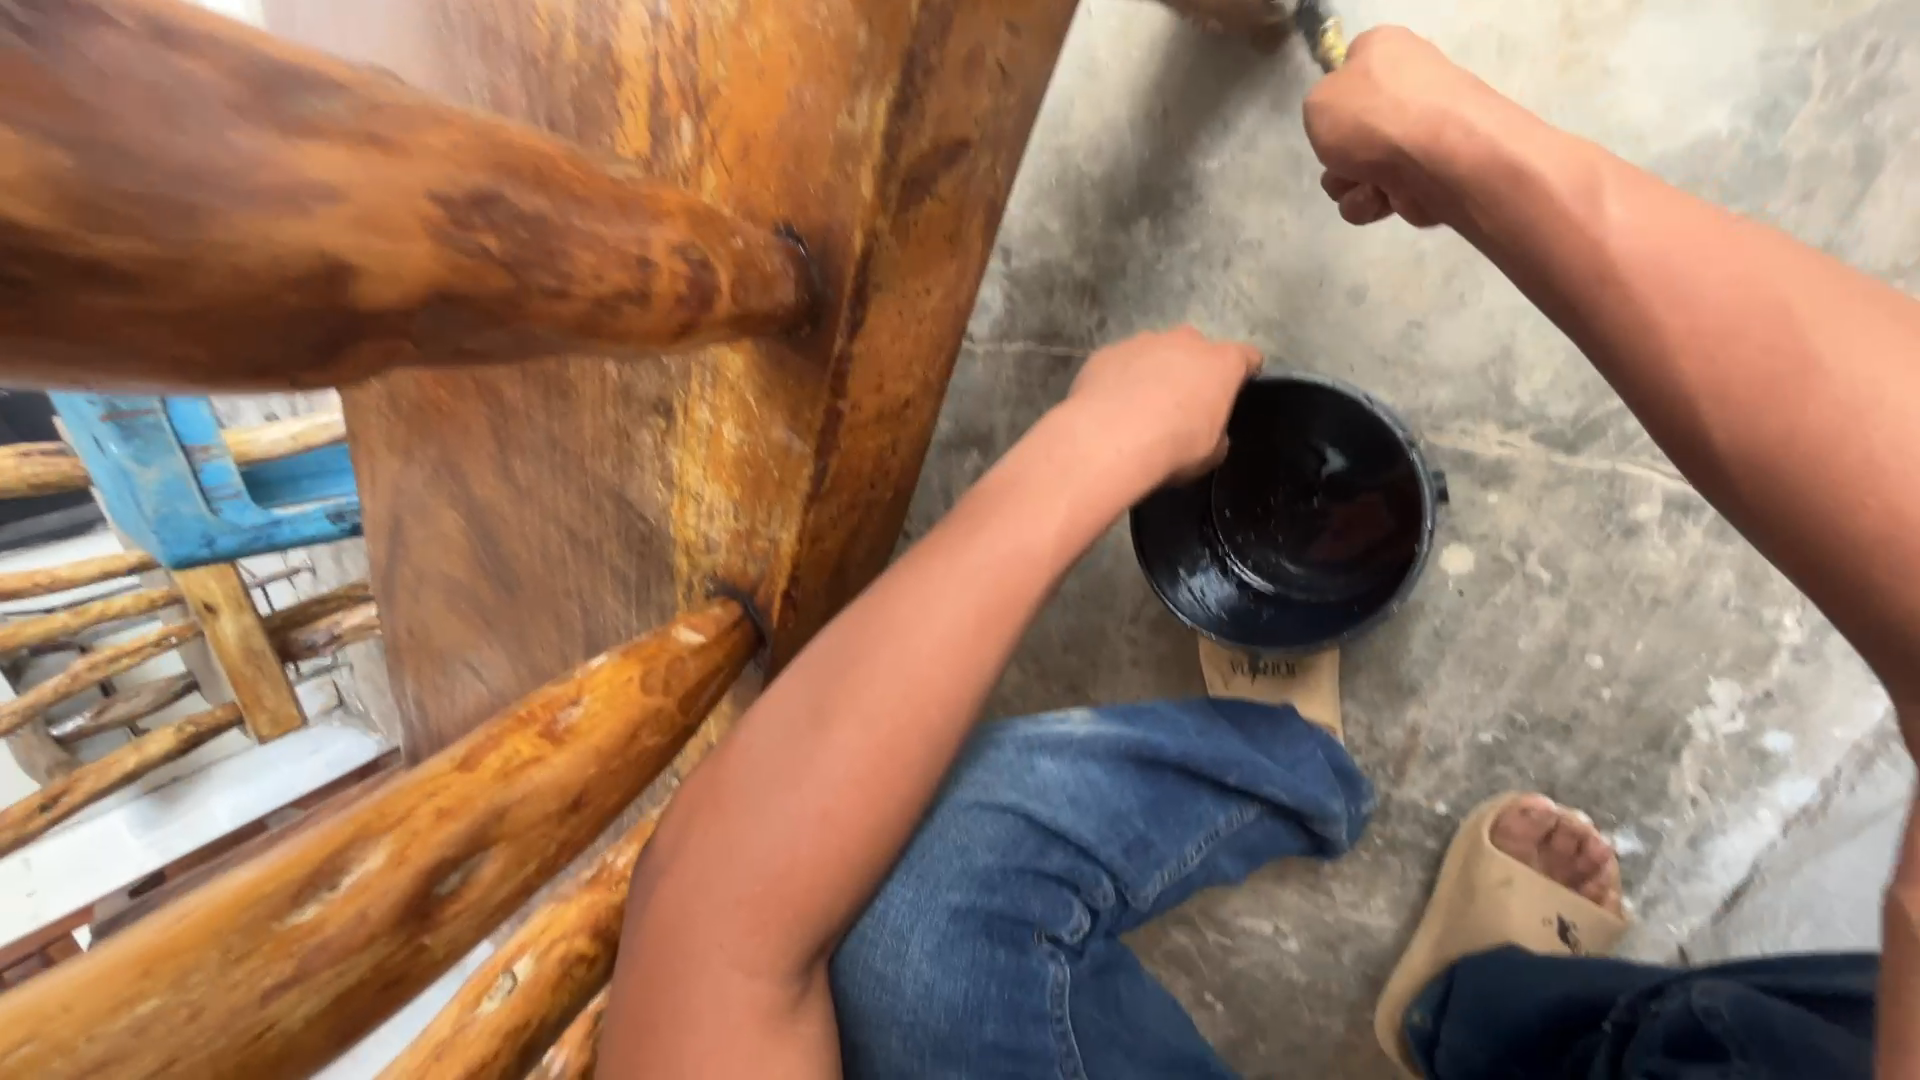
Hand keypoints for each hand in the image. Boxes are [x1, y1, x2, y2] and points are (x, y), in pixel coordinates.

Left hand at [1063, 326, 1260, 484]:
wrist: (1109, 440)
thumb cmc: (1173, 447)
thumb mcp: (1211, 453)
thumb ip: (1216, 434)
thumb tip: (1209, 432)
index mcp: (1222, 362)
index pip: (1246, 357)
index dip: (1242, 372)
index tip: (1235, 388)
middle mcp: (1184, 341)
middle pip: (1196, 349)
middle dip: (1191, 370)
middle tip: (1179, 403)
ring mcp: (1142, 342)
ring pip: (1154, 352)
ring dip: (1152, 371)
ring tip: (1137, 406)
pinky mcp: (1106, 352)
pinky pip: (1118, 363)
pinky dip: (1118, 379)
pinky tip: (1109, 406)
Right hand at [1302, 27, 1510, 227]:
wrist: (1436, 156)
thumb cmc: (1373, 117)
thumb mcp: (1318, 100)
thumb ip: (1320, 104)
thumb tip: (1343, 120)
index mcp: (1384, 51)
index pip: (1350, 66)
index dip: (1333, 96)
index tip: (1328, 116)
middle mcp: (1403, 88)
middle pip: (1345, 132)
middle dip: (1335, 156)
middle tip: (1341, 159)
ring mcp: (1415, 133)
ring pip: (1353, 170)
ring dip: (1346, 185)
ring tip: (1365, 183)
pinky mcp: (1421, 173)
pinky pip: (1373, 195)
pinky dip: (1368, 202)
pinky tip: (1380, 196)